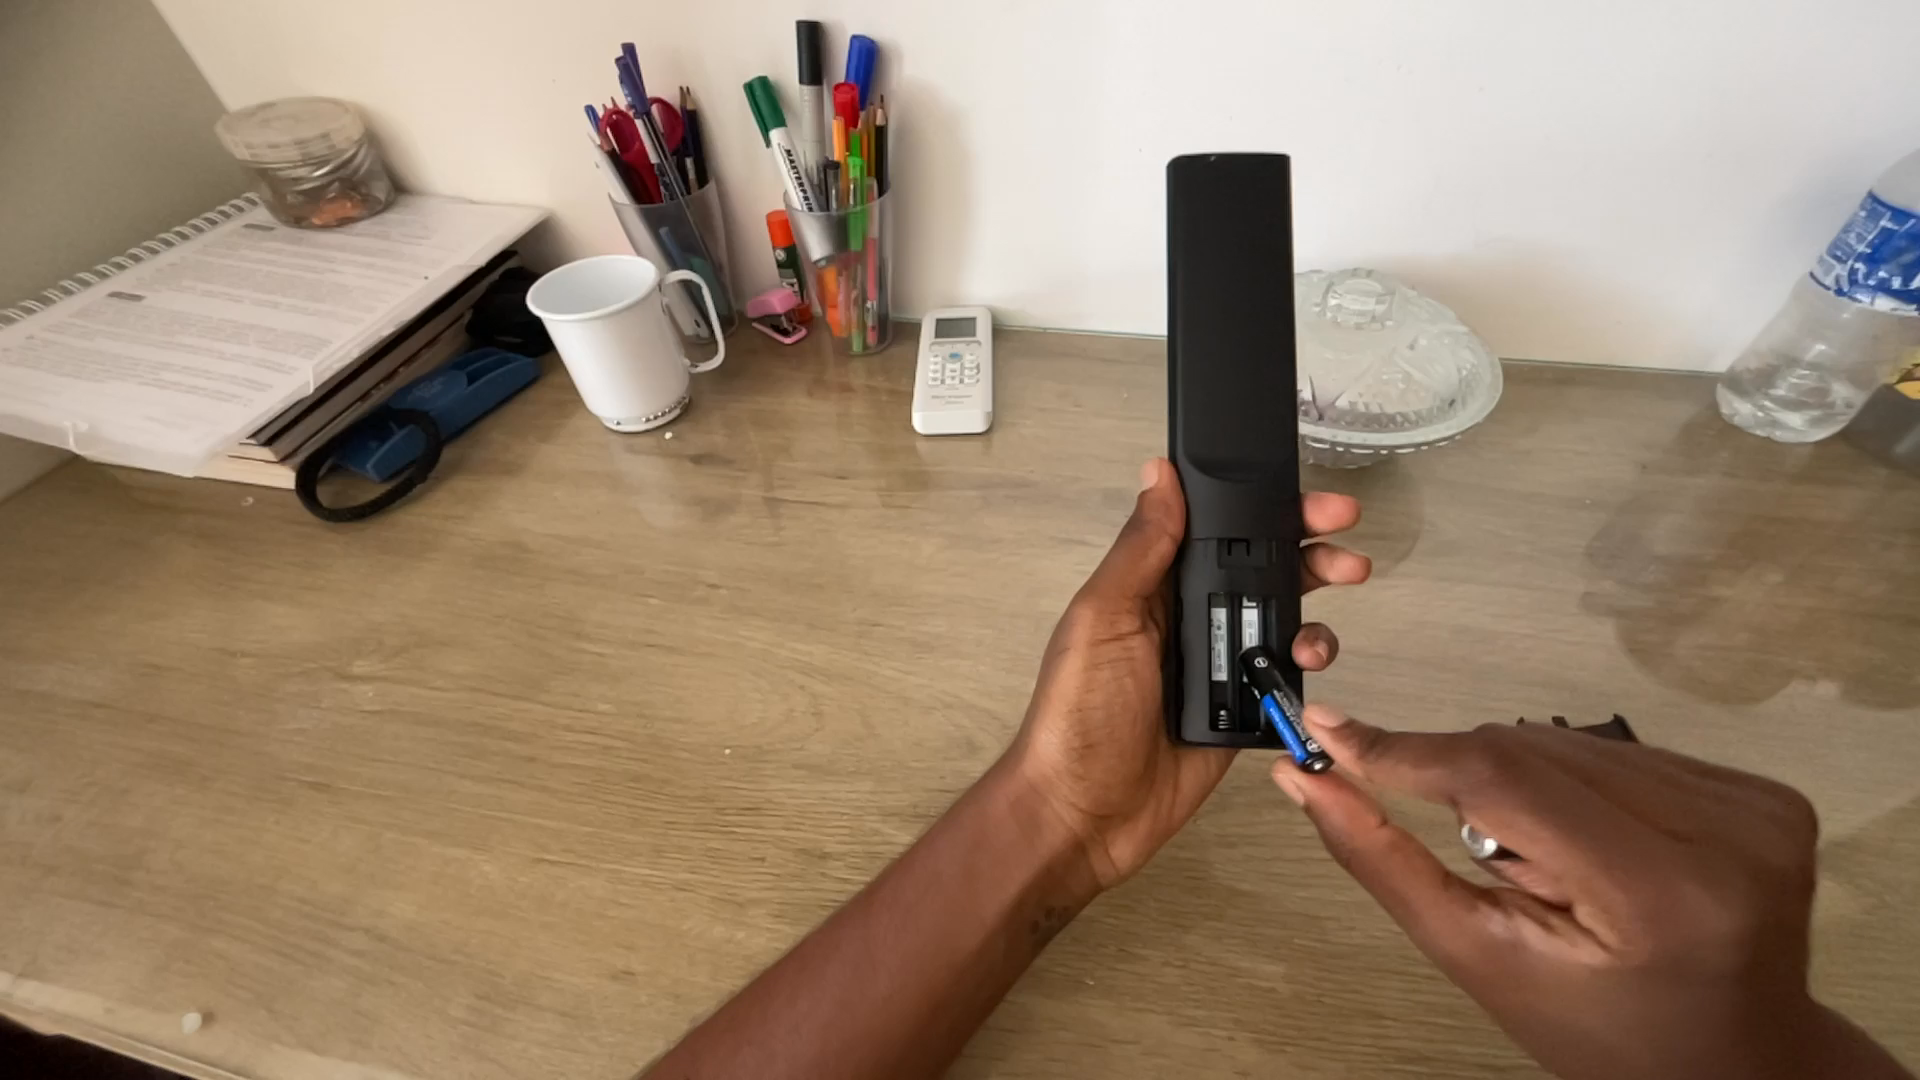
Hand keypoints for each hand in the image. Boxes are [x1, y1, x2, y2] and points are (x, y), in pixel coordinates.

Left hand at [1005, 458, 1368, 890]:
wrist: (1085, 811)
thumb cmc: (1081, 708)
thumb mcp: (1105, 617)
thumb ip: (1140, 549)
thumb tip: (1158, 474)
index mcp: (1149, 588)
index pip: (1210, 532)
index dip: (1257, 508)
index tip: (1306, 495)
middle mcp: (1185, 619)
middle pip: (1255, 570)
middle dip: (1304, 548)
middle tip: (1346, 539)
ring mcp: (1214, 666)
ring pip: (1278, 619)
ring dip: (1315, 602)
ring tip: (1343, 592)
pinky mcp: (1239, 711)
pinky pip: (1283, 677)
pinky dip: (1307, 663)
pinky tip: (1313, 663)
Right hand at [1276, 713, 1914, 1079]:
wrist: (1736, 1058)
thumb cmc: (1590, 1023)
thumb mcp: (1470, 951)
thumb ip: (1377, 856)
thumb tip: (1298, 773)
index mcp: (1656, 893)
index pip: (1495, 778)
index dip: (1400, 749)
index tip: (1322, 728)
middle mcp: (1721, 833)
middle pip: (1519, 749)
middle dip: (1457, 778)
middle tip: (1476, 849)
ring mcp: (1749, 804)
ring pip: (1550, 738)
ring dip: (1507, 778)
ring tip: (1536, 854)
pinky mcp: (1755, 789)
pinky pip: (1598, 745)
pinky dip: (1556, 776)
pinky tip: (1579, 833)